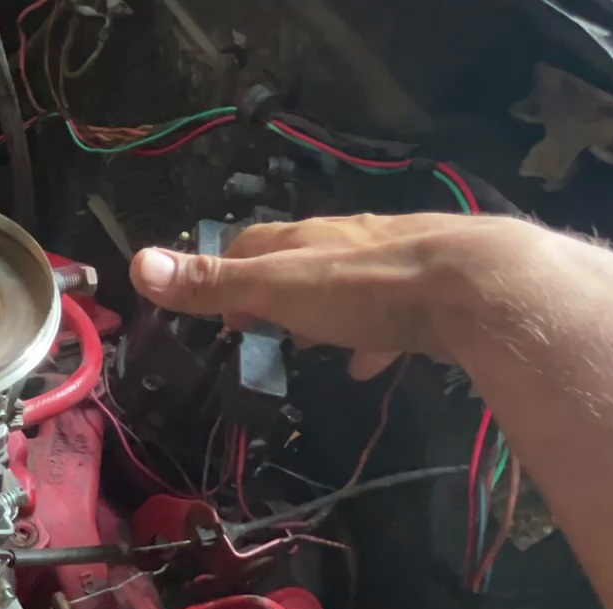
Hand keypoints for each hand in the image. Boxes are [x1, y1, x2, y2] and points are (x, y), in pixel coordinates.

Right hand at [128, 213, 612, 377]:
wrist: (474, 288)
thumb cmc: (363, 288)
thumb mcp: (275, 288)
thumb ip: (211, 283)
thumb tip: (138, 264)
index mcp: (307, 240)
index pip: (253, 242)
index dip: (226, 268)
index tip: (211, 304)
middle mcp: (348, 243)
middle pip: (299, 262)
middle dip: (273, 292)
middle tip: (255, 329)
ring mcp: (393, 266)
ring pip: (345, 287)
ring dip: (320, 314)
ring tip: (306, 346)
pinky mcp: (429, 294)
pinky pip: (389, 316)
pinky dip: (370, 338)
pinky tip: (368, 365)